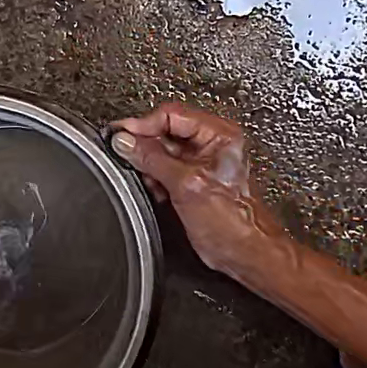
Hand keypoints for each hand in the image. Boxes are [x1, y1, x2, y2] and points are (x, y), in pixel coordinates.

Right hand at [110, 102, 290, 278]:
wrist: (245, 253)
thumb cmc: (234, 223)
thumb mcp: (186, 184)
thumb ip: (152, 159)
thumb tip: (125, 141)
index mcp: (219, 135)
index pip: (171, 114)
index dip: (144, 125)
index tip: (122, 136)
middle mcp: (212, 144)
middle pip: (165, 131)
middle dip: (146, 148)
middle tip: (131, 158)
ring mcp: (202, 162)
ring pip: (162, 151)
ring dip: (150, 167)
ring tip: (152, 182)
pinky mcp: (193, 180)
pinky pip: (164, 169)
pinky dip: (155, 179)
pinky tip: (158, 191)